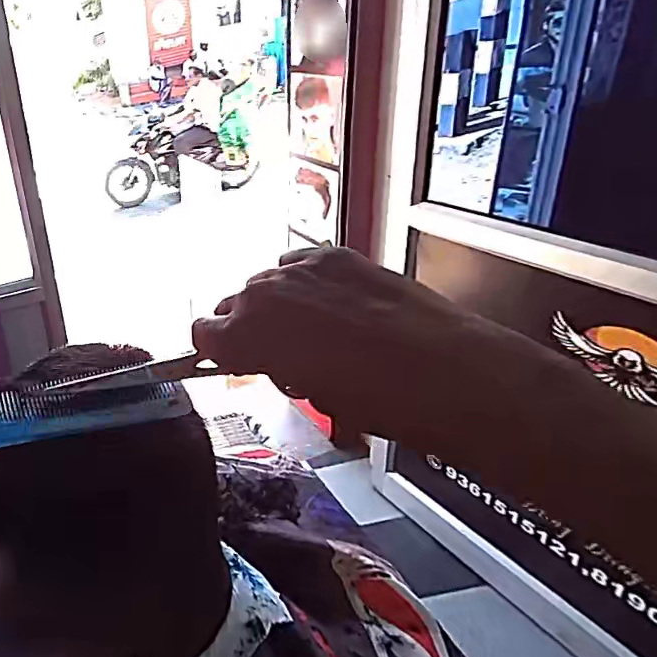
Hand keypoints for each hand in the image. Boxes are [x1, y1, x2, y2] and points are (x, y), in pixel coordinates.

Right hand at [191, 246, 593, 461]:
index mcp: (245, 333)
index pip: (202, 333)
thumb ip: (273, 367)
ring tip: (320, 332)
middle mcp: (262, 293)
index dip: (219, 351)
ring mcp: (298, 269)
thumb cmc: (382, 400)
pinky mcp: (333, 255)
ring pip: (265, 284)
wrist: (453, 375)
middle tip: (285, 355)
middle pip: (232, 305)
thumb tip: (272, 359)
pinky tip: (337, 309)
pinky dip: (308, 284)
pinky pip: (299, 266)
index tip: (237, 360)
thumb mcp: (310, 394)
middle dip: (251, 329)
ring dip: (281, 305)